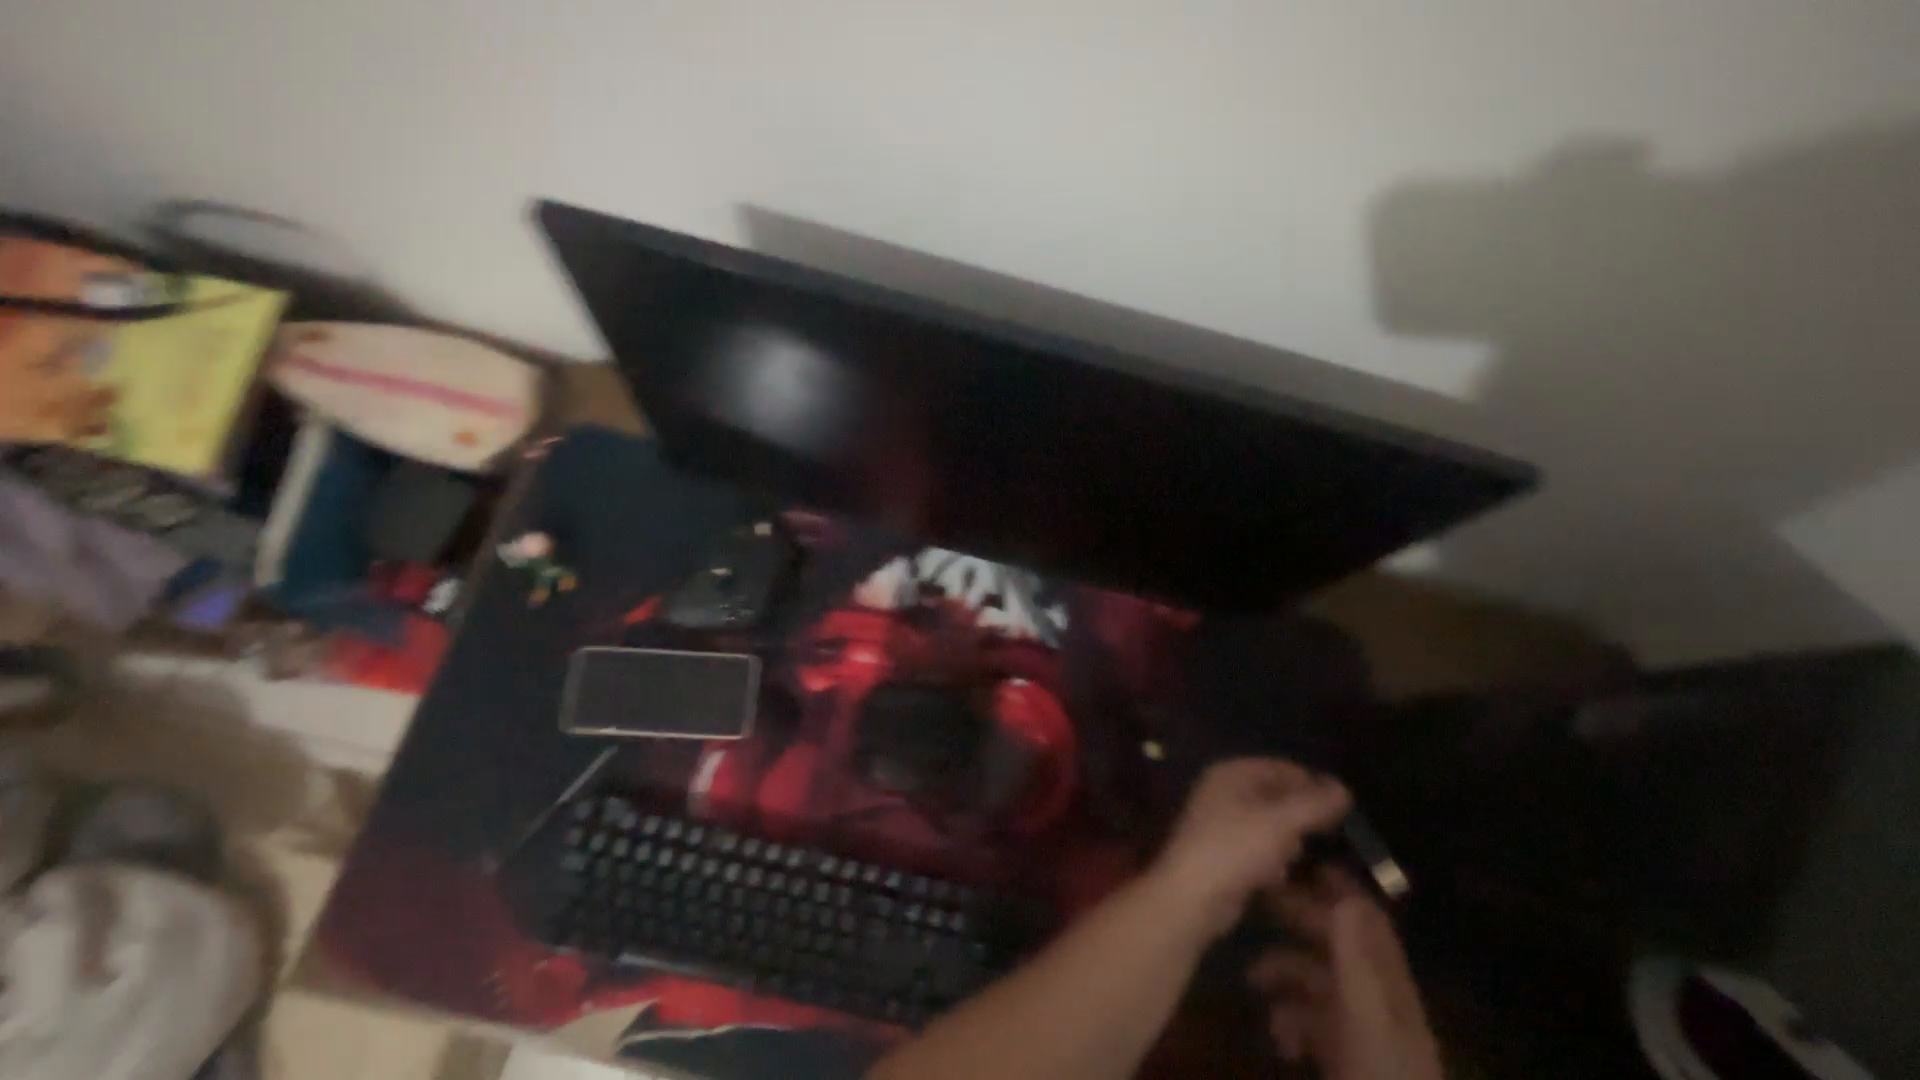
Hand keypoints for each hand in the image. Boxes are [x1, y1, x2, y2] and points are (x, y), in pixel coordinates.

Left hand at [1147, 759, 1350, 937]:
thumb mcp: (1282, 822)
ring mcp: (1220, 822)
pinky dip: (1273, 856)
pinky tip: (1284, 873)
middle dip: (1303, 813)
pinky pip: (1257, 846)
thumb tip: (1343, 789)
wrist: (1193, 896)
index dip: (1314, 784)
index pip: (1283, 768)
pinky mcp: (1222, 852)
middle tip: (1333, 833)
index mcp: (1232, 772)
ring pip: (1268, 823)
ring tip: (1310, 853)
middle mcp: (1223, 791)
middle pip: (1276, 795)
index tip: (1343, 808)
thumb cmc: (1236, 848)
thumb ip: (1315, 803)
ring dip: (1290, 837)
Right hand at [1249, 869, 1442, 1079]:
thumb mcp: (1369, 1023)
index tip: (1300, 863)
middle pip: (1336, 944)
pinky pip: (1311, 1024)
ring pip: (1317, 982)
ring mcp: (1358, 1032)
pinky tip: (1278, 1039)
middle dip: (1299, 923)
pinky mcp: (1342, 1059)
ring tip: (1252, 981)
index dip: (1337, 890)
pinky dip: (1291, 1021)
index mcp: (1386, 984)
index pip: (1364, 920)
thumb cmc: (1383, 1079)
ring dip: (1285, 975)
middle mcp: (1374, 1000)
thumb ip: (1356, 962)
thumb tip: (1345, 896)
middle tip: (1257, 904)